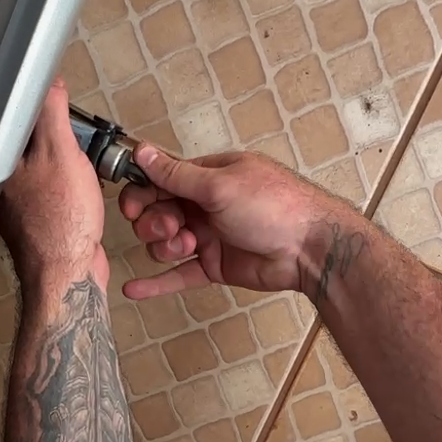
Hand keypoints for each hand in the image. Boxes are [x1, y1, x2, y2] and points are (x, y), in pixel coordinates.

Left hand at [0, 79, 108, 289]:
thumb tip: (49, 83)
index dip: (45, 107)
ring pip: (47, 165)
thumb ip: (52, 115)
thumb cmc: (62, 223)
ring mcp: (22, 202)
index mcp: (1, 163)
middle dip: (61, 137)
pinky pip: (58, 189)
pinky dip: (73, 186)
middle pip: (33, 140)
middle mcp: (5, 183)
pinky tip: (83, 194)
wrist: (70, 273)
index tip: (64, 109)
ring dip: (69, 162)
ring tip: (83, 169)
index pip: (17, 118)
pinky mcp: (41, 218)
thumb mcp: (62, 154)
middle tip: (78, 143)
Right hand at [118, 146, 364, 301]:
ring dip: (164, 248)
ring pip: (164, 244)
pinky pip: (179, 275)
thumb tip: (143, 152)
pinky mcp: (214, 266)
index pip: (160, 181)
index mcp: (208, 177)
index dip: (141, 193)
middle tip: (170, 228)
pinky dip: (157, 282)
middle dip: (154, 221)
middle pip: (157, 212)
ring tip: (187, 248)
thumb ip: (177, 174)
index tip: (132, 207)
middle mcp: (205, 205)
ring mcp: (208, 236)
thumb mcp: (220, 185)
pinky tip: (134, 289)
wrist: (309, 248)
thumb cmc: (273, 207)